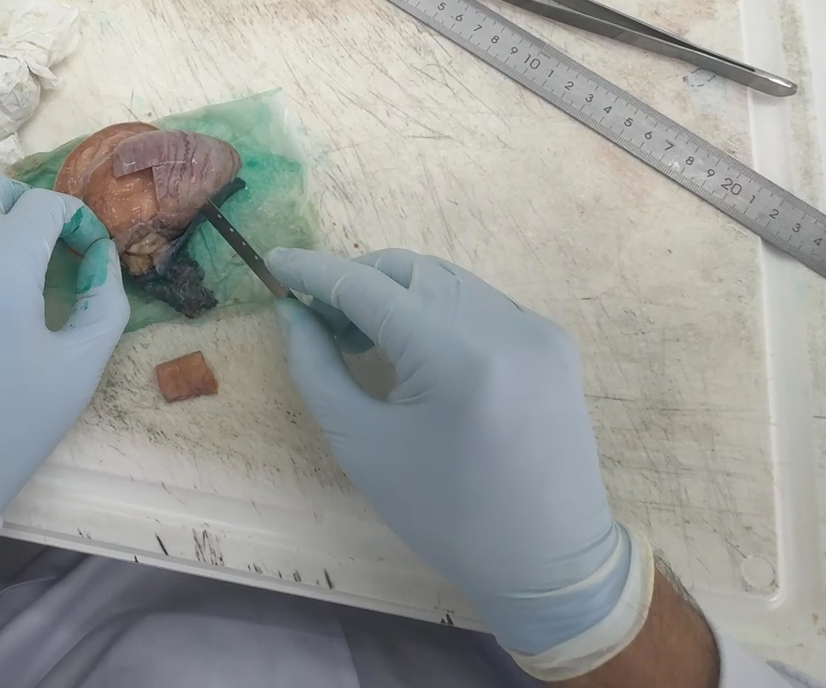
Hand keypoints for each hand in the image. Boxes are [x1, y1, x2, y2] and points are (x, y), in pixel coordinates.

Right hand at [267, 248, 649, 672]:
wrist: (549, 566)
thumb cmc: (440, 510)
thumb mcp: (357, 441)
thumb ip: (314, 364)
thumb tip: (290, 310)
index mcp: (453, 356)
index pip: (364, 286)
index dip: (312, 269)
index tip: (274, 260)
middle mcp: (500, 326)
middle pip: (402, 269)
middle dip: (352, 281)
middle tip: (321, 321)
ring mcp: (533, 329)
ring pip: (438, 276)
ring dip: (390, 290)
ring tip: (366, 336)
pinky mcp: (551, 340)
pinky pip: (473, 297)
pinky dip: (430, 304)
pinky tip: (416, 345)